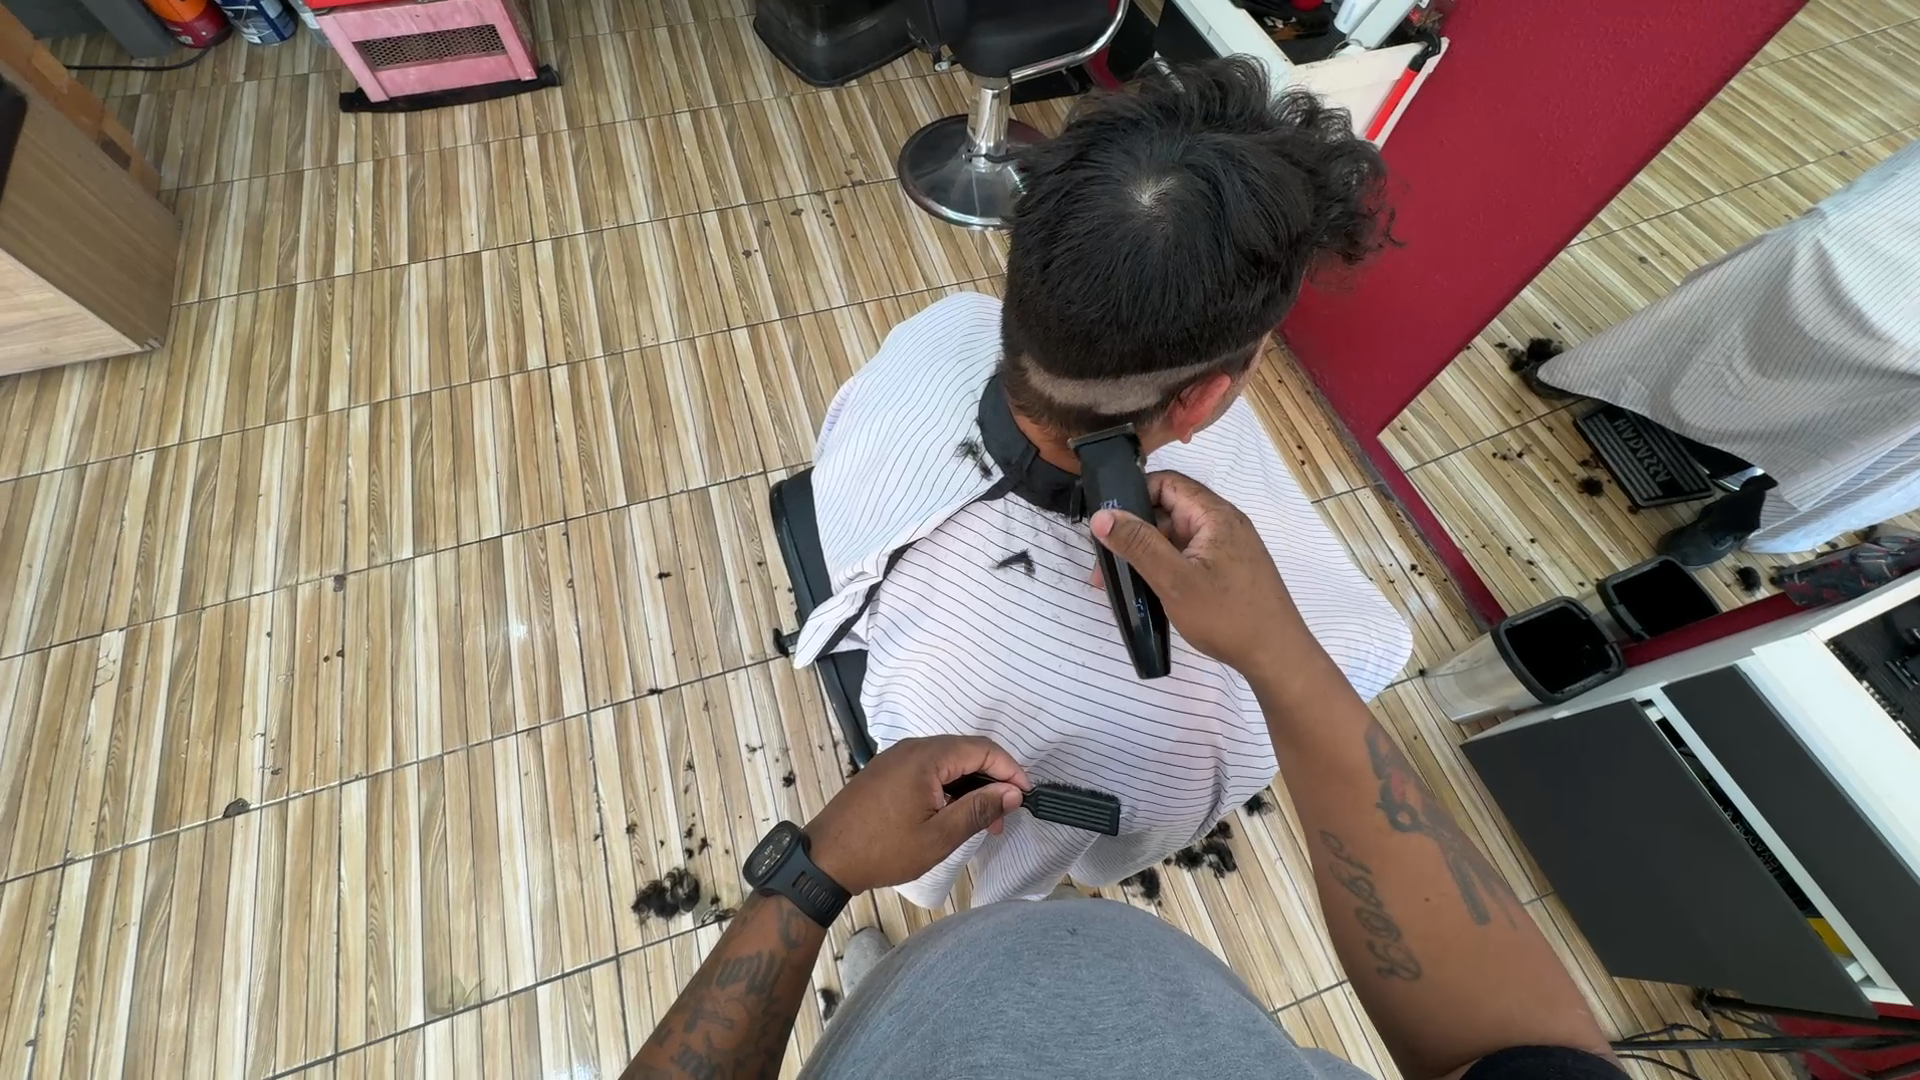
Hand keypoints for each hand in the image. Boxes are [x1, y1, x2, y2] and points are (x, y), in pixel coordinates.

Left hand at [806, 736, 1028, 894]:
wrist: (825, 858)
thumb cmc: (884, 848)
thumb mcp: (938, 835)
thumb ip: (979, 809)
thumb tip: (1012, 792)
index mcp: (927, 756)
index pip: (982, 748)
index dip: (1010, 769)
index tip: (1026, 795)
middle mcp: (913, 746)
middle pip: (966, 751)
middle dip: (992, 779)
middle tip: (1005, 815)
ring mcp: (898, 757)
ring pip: (948, 761)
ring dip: (971, 785)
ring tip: (984, 821)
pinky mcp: (889, 770)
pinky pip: (930, 768)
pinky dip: (949, 785)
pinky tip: (955, 813)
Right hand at [1089, 470, 1308, 679]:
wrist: (1276, 657)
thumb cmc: (1228, 616)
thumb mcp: (1174, 580)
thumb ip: (1138, 544)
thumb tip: (1100, 516)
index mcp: (1214, 515)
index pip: (1167, 483)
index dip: (1133, 494)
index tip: (1106, 521)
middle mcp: (1222, 524)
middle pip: (1168, 510)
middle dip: (1133, 531)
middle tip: (1105, 561)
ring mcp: (1226, 548)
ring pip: (1174, 537)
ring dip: (1145, 553)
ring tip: (1119, 582)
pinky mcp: (1226, 570)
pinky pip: (1186, 556)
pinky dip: (1162, 567)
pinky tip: (1146, 589)